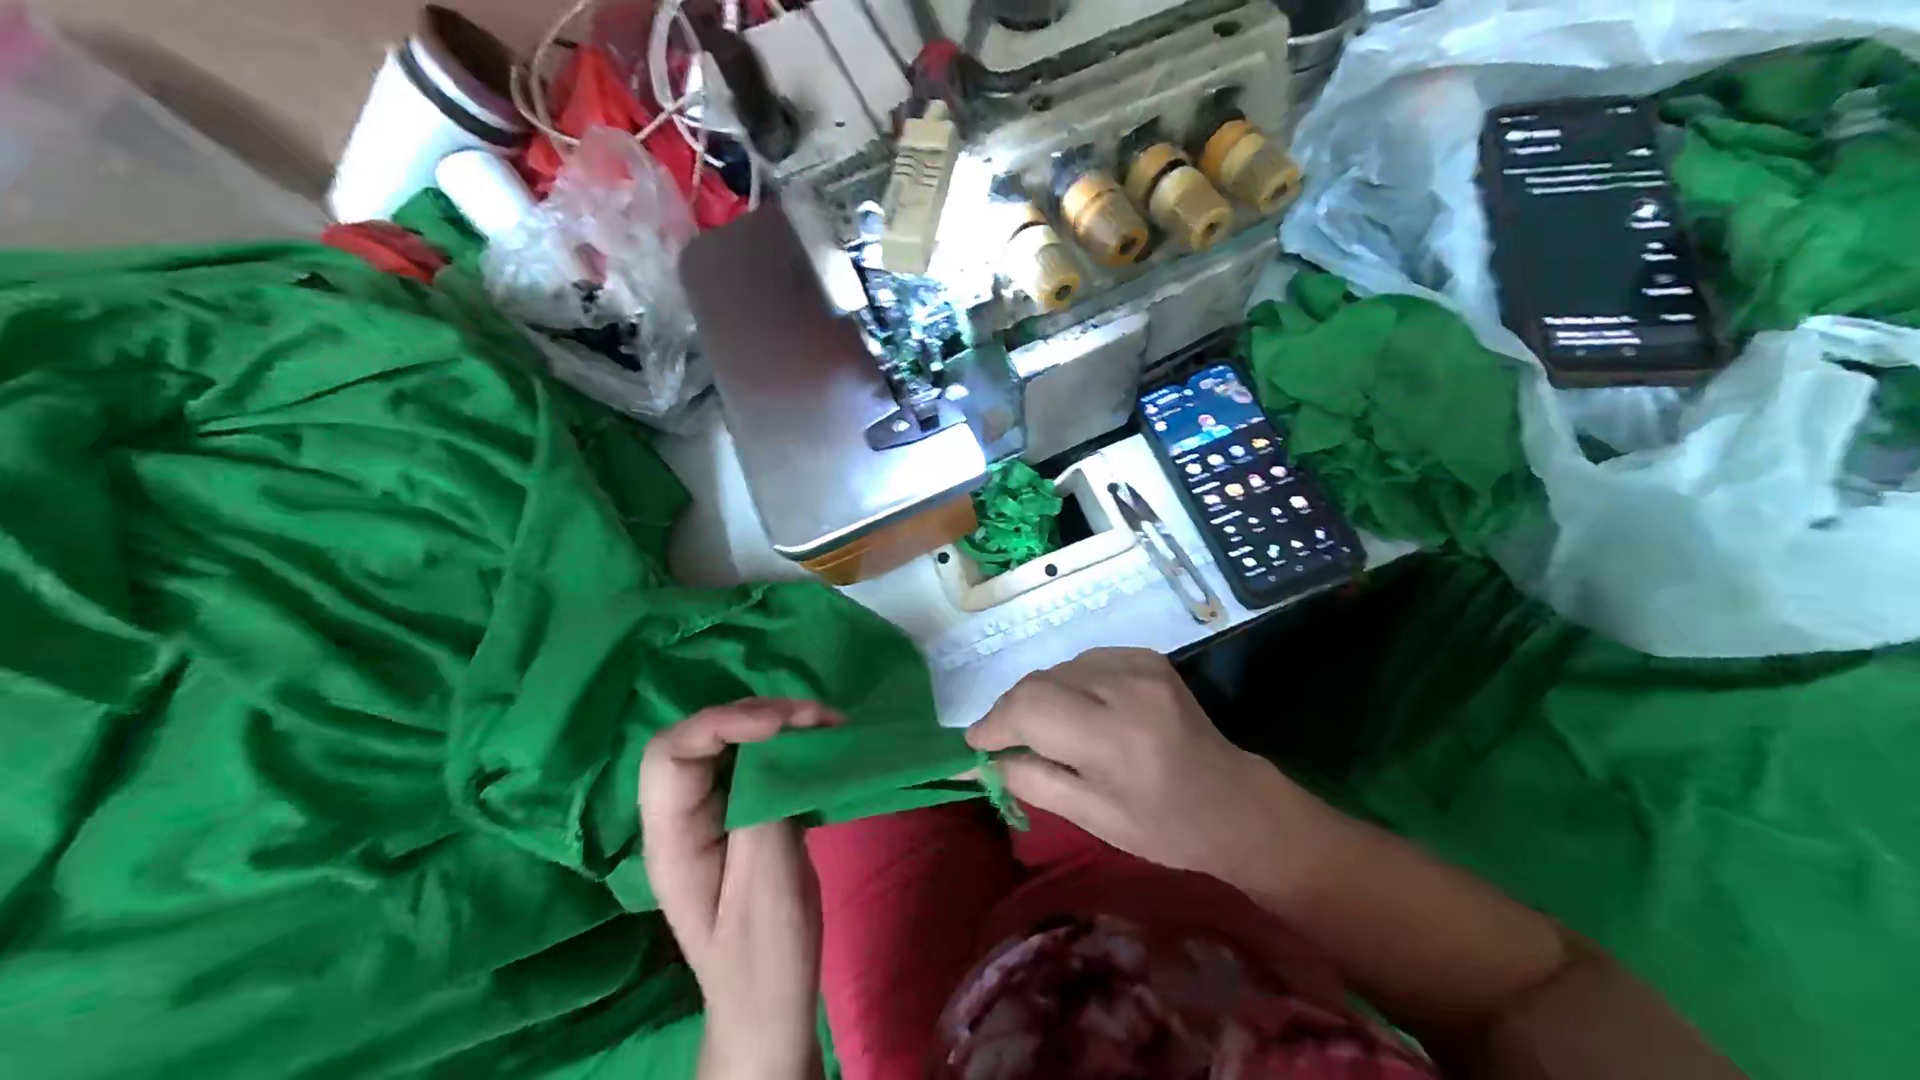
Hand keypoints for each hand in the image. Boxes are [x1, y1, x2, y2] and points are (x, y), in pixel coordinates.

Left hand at [640, 699, 839, 1079]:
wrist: (772, 1007)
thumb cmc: (764, 960)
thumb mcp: (767, 891)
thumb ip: (764, 814)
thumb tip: (779, 750)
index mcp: (671, 837)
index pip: (671, 755)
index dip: (719, 725)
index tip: (780, 726)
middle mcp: (685, 814)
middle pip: (703, 738)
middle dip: (758, 715)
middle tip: (817, 718)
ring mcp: (715, 812)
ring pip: (735, 743)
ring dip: (781, 724)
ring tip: (828, 724)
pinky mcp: (746, 814)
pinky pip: (762, 762)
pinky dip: (794, 744)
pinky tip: (824, 744)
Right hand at [966, 648, 1327, 885]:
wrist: (1234, 802)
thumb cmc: (1164, 827)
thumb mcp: (1091, 817)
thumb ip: (1028, 780)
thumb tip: (974, 761)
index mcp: (1116, 737)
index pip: (1030, 706)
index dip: (994, 723)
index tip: (977, 744)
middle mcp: (1127, 687)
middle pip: (1038, 682)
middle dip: (1012, 711)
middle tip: (1006, 743)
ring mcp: (1140, 664)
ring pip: (1057, 669)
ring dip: (1039, 697)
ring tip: (1046, 732)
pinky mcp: (1146, 656)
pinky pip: (1082, 662)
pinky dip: (1067, 685)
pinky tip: (1080, 712)